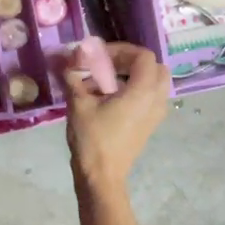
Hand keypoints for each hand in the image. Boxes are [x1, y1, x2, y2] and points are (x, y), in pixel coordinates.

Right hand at [63, 40, 169, 190]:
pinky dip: (136, 89)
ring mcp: (157, 112)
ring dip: (135, 75)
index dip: (122, 50)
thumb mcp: (78, 105)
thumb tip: (67, 58)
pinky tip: (112, 98)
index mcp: (142, 91)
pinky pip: (152, 96)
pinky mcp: (151, 123)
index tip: (99, 56)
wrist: (102, 174)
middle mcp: (156, 98)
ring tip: (108, 82)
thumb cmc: (92, 138)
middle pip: (155, 67)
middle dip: (131, 61)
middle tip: (107, 66)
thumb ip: (74, 78)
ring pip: (156, 82)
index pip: (143, 56)